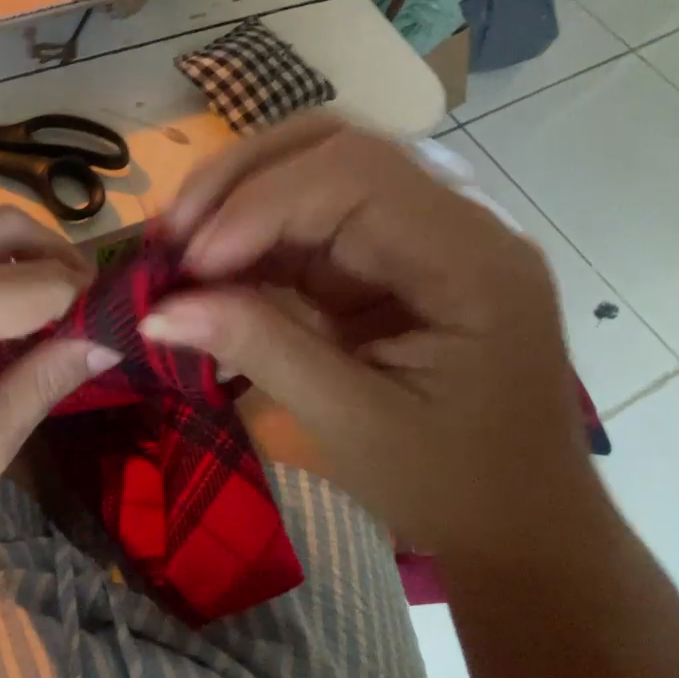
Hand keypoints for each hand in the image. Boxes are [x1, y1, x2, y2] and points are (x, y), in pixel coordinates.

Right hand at [144, 115, 605, 556]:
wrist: (522, 530)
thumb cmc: (458, 490)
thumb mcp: (356, 425)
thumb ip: (260, 349)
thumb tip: (156, 310)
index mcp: (472, 258)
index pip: (354, 177)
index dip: (259, 205)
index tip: (191, 266)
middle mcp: (453, 222)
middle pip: (333, 147)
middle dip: (240, 180)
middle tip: (172, 233)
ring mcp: (418, 234)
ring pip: (313, 168)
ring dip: (236, 196)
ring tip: (177, 242)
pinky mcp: (384, 255)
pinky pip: (306, 217)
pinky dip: (248, 233)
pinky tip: (205, 262)